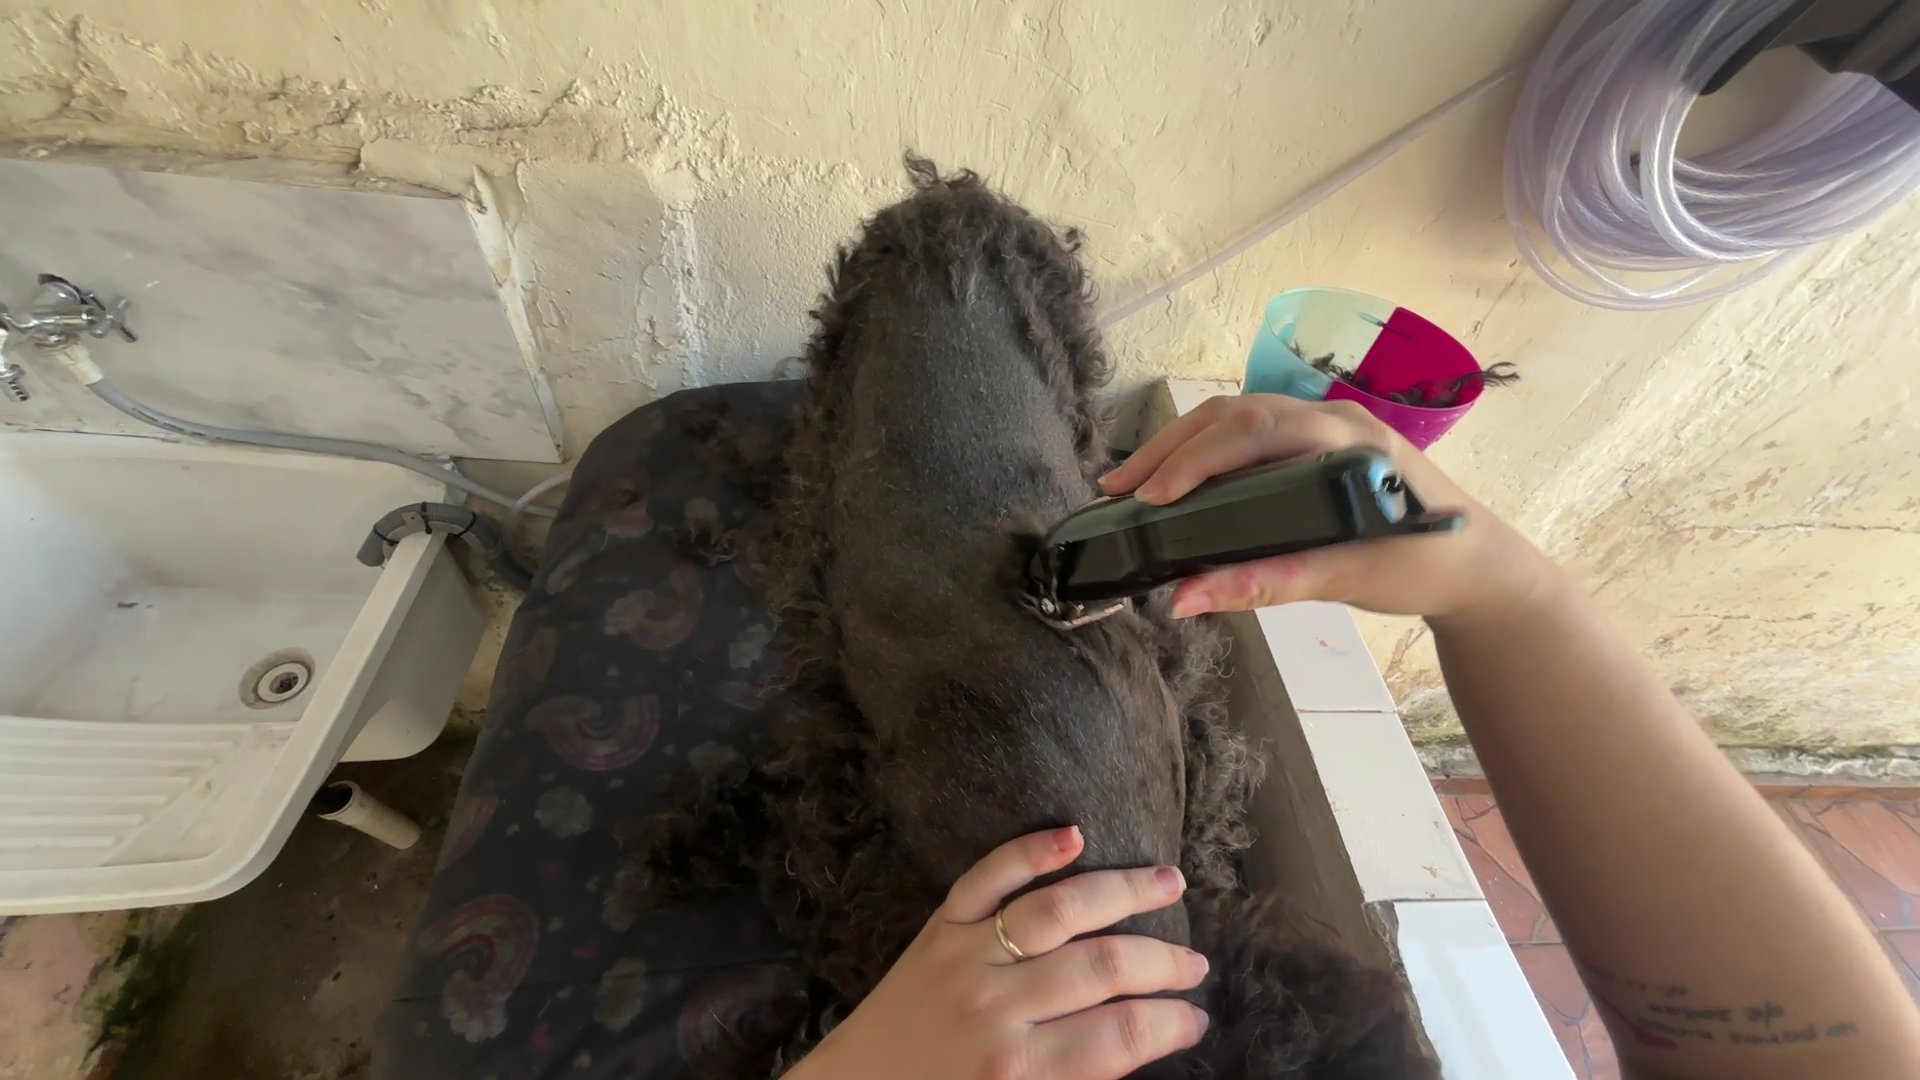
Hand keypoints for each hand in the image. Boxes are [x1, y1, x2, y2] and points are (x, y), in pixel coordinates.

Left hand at [788, 826, 1210, 1079]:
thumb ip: (1077, 1075)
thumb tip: (1144, 1036)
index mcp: (1021, 1071)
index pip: (1121, 1037)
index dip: (1171, 1022)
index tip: (1197, 1014)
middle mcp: (998, 1006)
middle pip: (1101, 967)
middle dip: (1161, 961)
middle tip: (1195, 960)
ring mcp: (968, 953)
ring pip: (1058, 909)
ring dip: (1122, 892)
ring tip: (1169, 883)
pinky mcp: (943, 921)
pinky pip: (990, 875)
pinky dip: (1031, 850)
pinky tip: (1074, 834)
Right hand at [1100, 394, 1549, 622]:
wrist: (1478, 564)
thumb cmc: (1422, 568)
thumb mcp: (1346, 579)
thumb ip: (1266, 585)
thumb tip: (1183, 598)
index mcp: (1348, 442)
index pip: (1256, 432)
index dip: (1196, 460)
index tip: (1149, 497)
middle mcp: (1332, 419)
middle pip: (1233, 414)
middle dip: (1168, 449)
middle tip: (1118, 488)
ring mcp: (1323, 425)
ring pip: (1234, 416)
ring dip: (1177, 445)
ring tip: (1131, 481)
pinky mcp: (1312, 443)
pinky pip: (1245, 432)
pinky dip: (1200, 450)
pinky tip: (1175, 476)